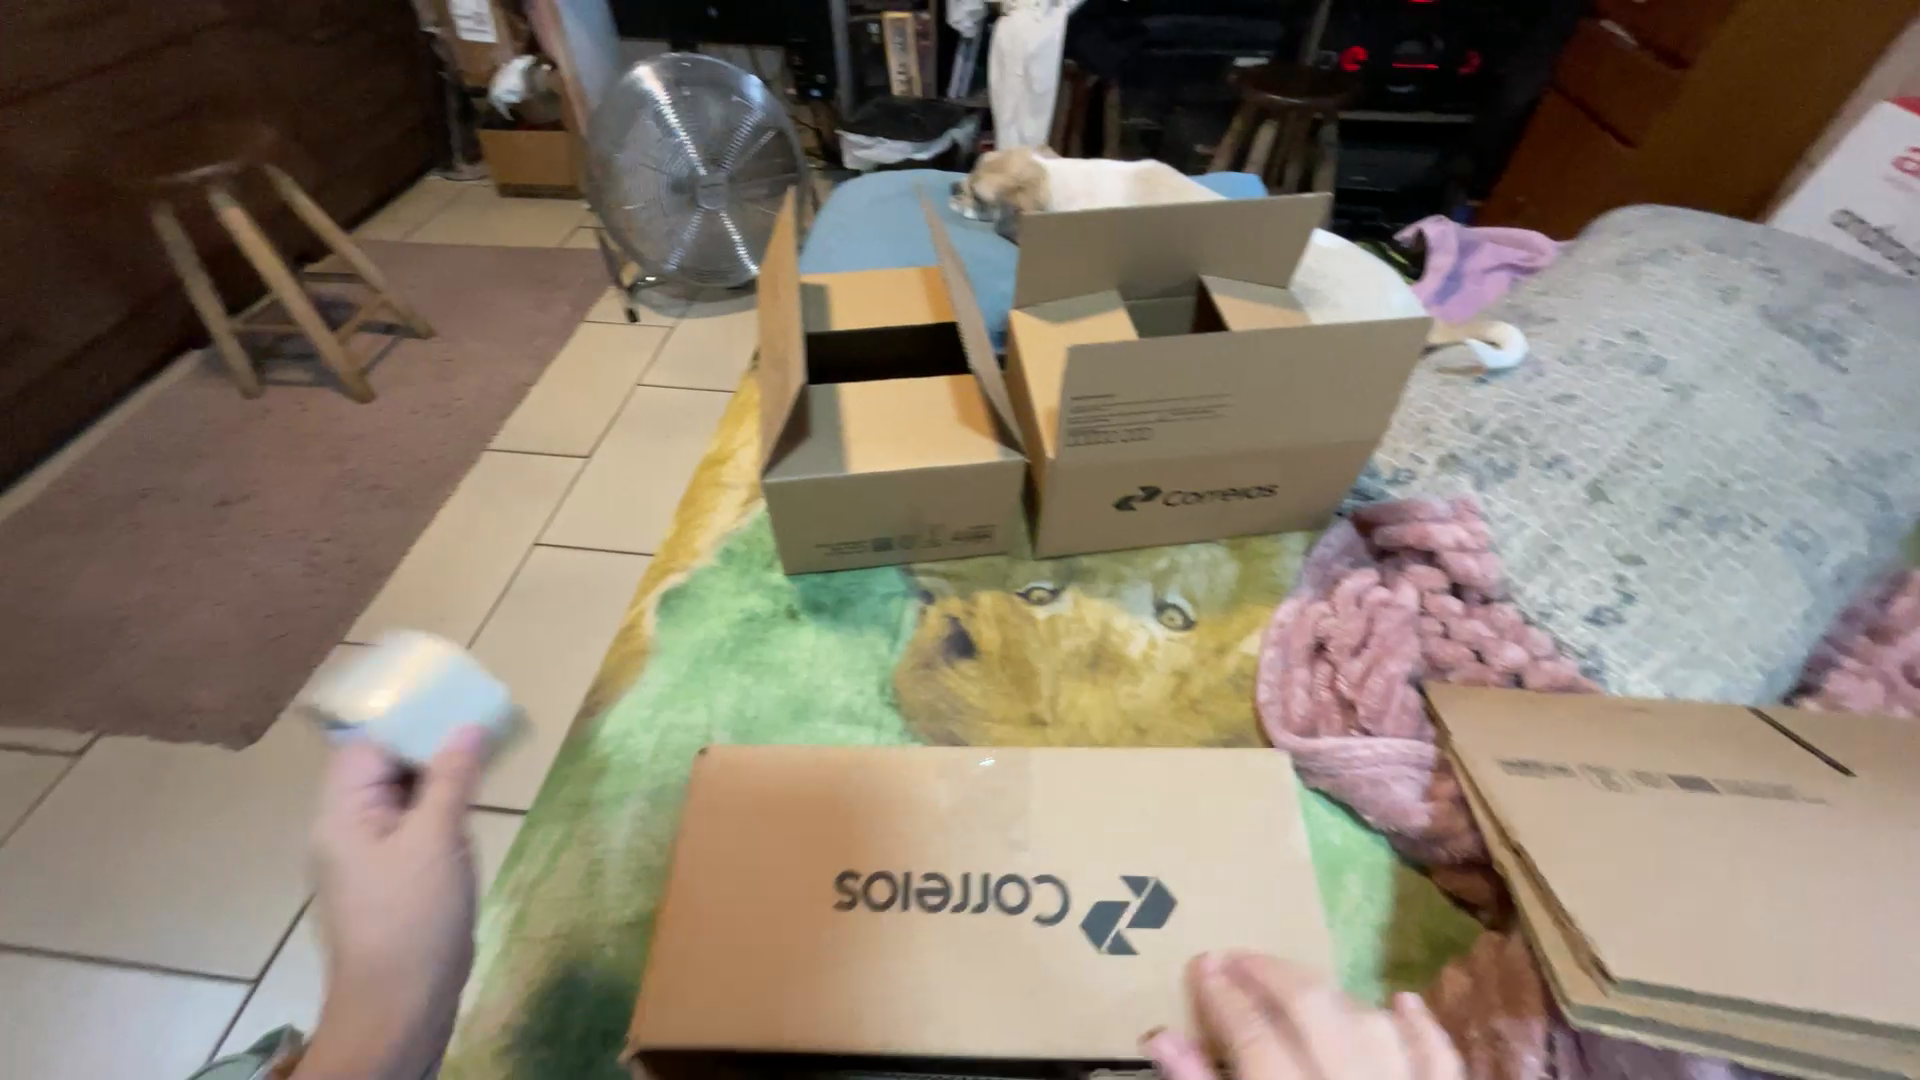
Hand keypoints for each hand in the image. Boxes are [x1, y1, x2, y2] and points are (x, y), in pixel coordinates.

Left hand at [294, 727, 489, 1079]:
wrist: (403, 999)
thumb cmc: (412, 915)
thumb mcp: (436, 838)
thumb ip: (452, 778)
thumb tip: (469, 725)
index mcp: (343, 816)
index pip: (363, 747)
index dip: (401, 718)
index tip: (446, 693)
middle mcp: (352, 827)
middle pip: (384, 765)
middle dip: (428, 736)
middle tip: (476, 708)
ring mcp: (377, 850)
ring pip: (406, 790)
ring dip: (442, 764)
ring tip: (486, 736)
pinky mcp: (402, 868)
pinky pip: (420, 815)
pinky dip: (447, 793)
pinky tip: (479, 783)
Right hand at [1143, 952, 1462, 1079]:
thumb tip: (1161, 1038)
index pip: (1254, 1035)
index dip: (1222, 993)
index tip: (1200, 965)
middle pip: (1312, 1009)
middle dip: (1266, 971)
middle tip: (1232, 958)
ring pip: (1372, 1024)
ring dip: (1331, 996)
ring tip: (1294, 987)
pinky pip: (1445, 1063)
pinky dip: (1423, 1029)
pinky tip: (1398, 1002)